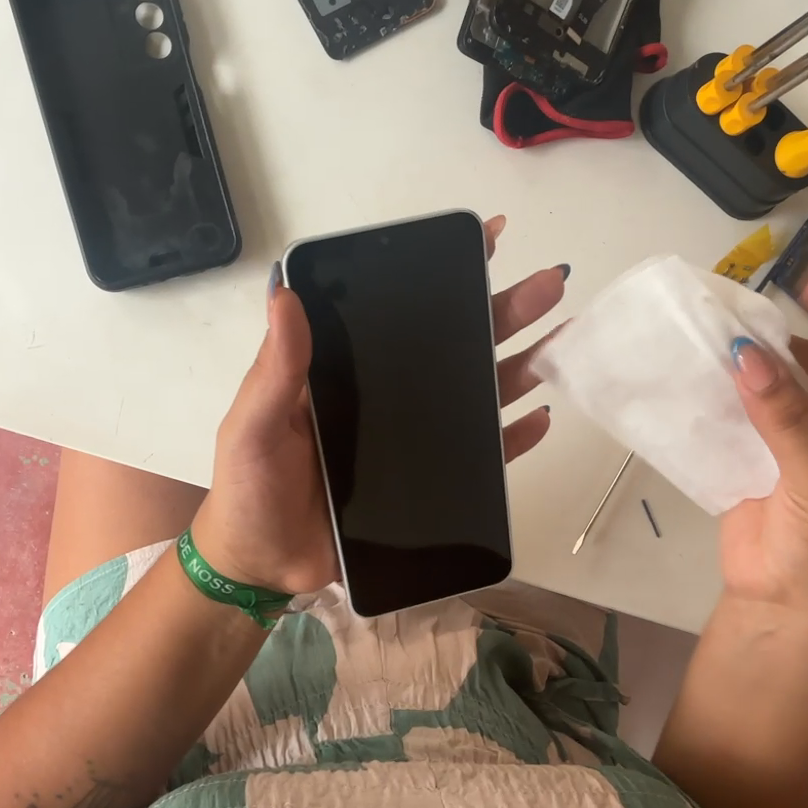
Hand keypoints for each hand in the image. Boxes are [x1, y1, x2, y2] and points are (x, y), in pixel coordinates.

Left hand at [191, 215, 569, 594]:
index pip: (398, 312)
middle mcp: (384, 397)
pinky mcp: (426, 483)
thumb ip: (275, 370)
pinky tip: (539, 418)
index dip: (440, 276)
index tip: (484, 242)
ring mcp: (409, 439)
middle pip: (451, 346)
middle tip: (544, 285)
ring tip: (557, 339)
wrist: (266, 564)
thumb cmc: (250, 491)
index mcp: (343, 371)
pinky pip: (478, 455)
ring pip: (474, 393)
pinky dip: (510, 438)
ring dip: (518, 365)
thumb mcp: (254, 426)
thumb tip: (285, 294)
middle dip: (500, 312)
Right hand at [719, 272, 807, 623]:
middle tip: (736, 319)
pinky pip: (741, 417)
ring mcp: (798, 443)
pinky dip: (721, 400)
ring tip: (709, 344)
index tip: (807, 283)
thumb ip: (785, 414)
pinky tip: (695, 382)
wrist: (789, 607)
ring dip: (748, 369)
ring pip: (775, 388)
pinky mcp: (756, 462)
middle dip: (784, 341)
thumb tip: (746, 353)